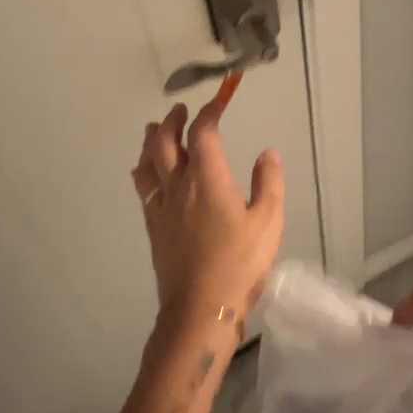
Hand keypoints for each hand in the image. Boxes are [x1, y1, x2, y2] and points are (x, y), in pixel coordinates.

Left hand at [130, 92, 284, 329]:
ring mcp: (161, 207)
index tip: (219, 102)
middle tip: (180, 110)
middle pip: (165, 142)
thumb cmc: (238, 264)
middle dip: (173, 121)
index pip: (203, 133)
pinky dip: (143, 170)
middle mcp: (179, 185)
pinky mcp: (153, 227)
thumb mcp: (268, 222)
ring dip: (151, 140)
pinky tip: (145, 172)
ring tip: (153, 129)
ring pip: (148, 163)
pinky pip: (142, 188)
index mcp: (207, 178)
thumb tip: (268, 152)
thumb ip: (269, 183)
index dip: (209, 113)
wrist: (199, 309)